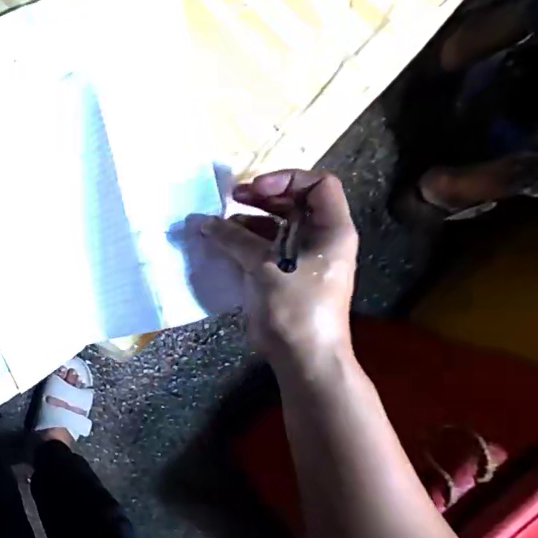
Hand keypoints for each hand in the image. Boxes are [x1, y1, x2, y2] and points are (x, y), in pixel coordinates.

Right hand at [198, 170, 357, 372]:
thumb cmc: (294, 308)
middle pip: (295, 203)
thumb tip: (204, 222)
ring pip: (279, 227)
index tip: (255, 190)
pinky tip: (224, 244)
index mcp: (333, 229)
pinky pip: (269, 250)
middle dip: (262, 198)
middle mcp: (323, 239)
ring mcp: (306, 260)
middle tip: (232, 199)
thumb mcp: (264, 266)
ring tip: (221, 224)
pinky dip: (248, 243)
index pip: (318, 184)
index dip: (287, 179)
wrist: (304, 359)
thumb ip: (235, 239)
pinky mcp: (289, 278)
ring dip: (250, 222)